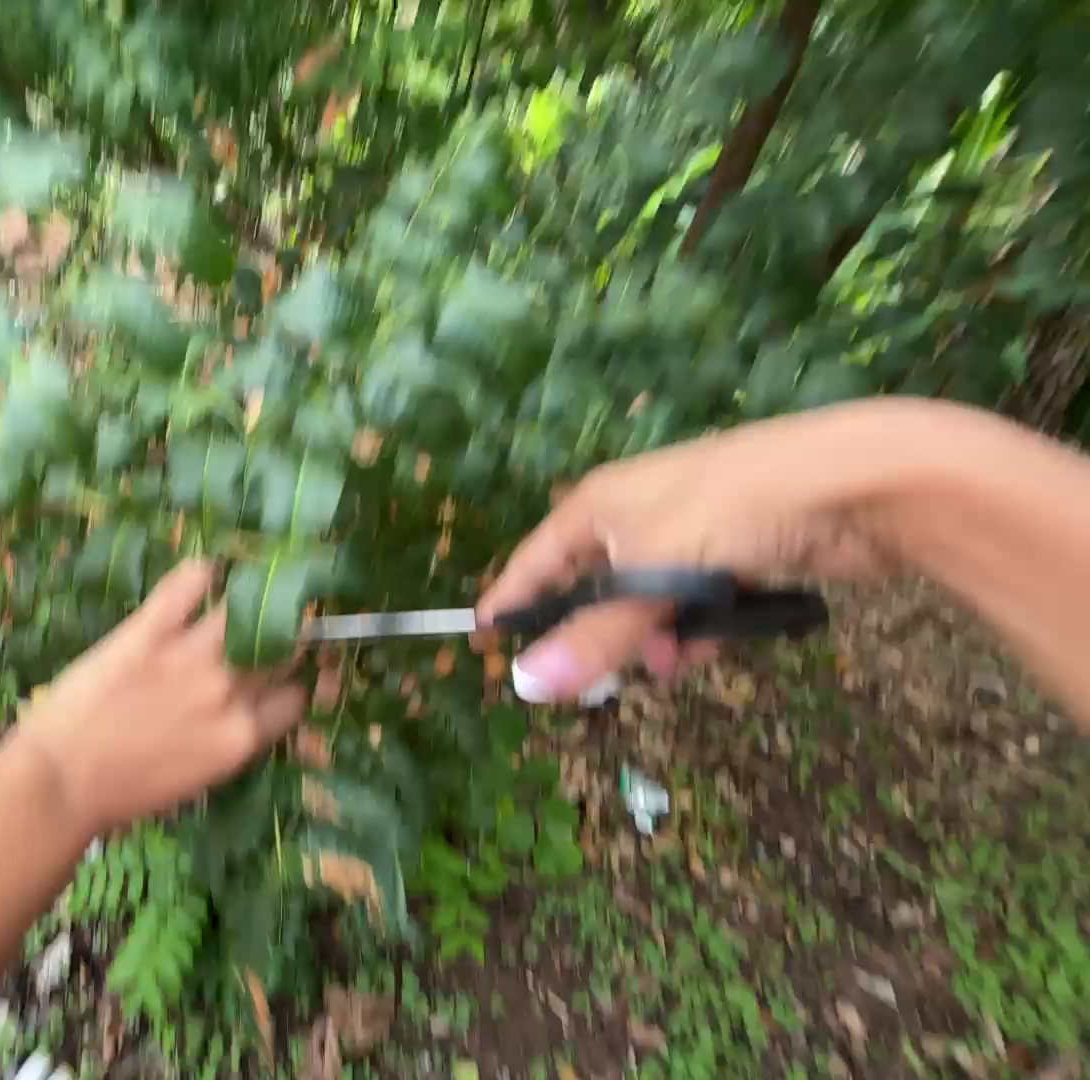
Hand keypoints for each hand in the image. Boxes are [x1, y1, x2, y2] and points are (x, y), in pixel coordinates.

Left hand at [12, 560, 306, 834]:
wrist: (60, 782)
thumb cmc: (122, 795)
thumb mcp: (194, 782)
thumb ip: (226, 743)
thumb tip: (239, 716)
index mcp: (240, 738)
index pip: (294, 697)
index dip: (289, 683)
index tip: (278, 674)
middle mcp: (228, 692)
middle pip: (281, 649)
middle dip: (280, 639)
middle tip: (263, 631)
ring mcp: (190, 657)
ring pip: (245, 612)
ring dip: (250, 602)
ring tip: (242, 594)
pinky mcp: (149, 631)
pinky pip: (189, 585)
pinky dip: (202, 573)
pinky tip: (205, 571)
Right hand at [476, 400, 930, 700]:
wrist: (864, 478)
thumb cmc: (728, 510)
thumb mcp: (651, 576)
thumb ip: (595, 636)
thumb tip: (528, 687)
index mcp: (597, 505)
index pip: (535, 561)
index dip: (511, 598)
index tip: (485, 636)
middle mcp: (634, 516)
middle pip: (593, 587)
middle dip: (594, 631)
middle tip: (591, 675)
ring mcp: (689, 533)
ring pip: (647, 601)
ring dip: (651, 637)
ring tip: (667, 664)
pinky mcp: (737, 551)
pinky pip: (695, 601)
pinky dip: (696, 628)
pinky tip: (709, 646)